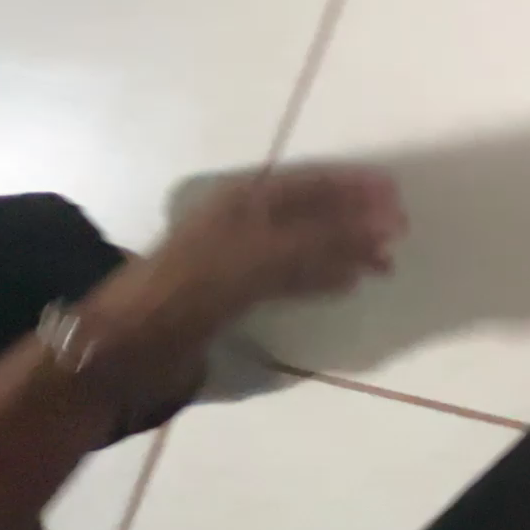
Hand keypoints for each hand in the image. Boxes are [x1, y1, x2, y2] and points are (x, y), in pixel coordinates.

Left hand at [153, 166, 407, 308]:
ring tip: (384, 262)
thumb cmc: (198, 285)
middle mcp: (245, 221)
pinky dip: (324, 276)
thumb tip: (389, 221)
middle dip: (360, 219)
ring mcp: (240, 256)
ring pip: (309, 244)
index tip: (397, 191)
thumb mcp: (268, 253)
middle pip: (316, 212)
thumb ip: (331, 236)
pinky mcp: (238, 290)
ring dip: (348, 250)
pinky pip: (293, 274)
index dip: (356, 184)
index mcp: (247, 199)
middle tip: (400, 230)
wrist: (129, 348)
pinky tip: (348, 283)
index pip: (314, 181)